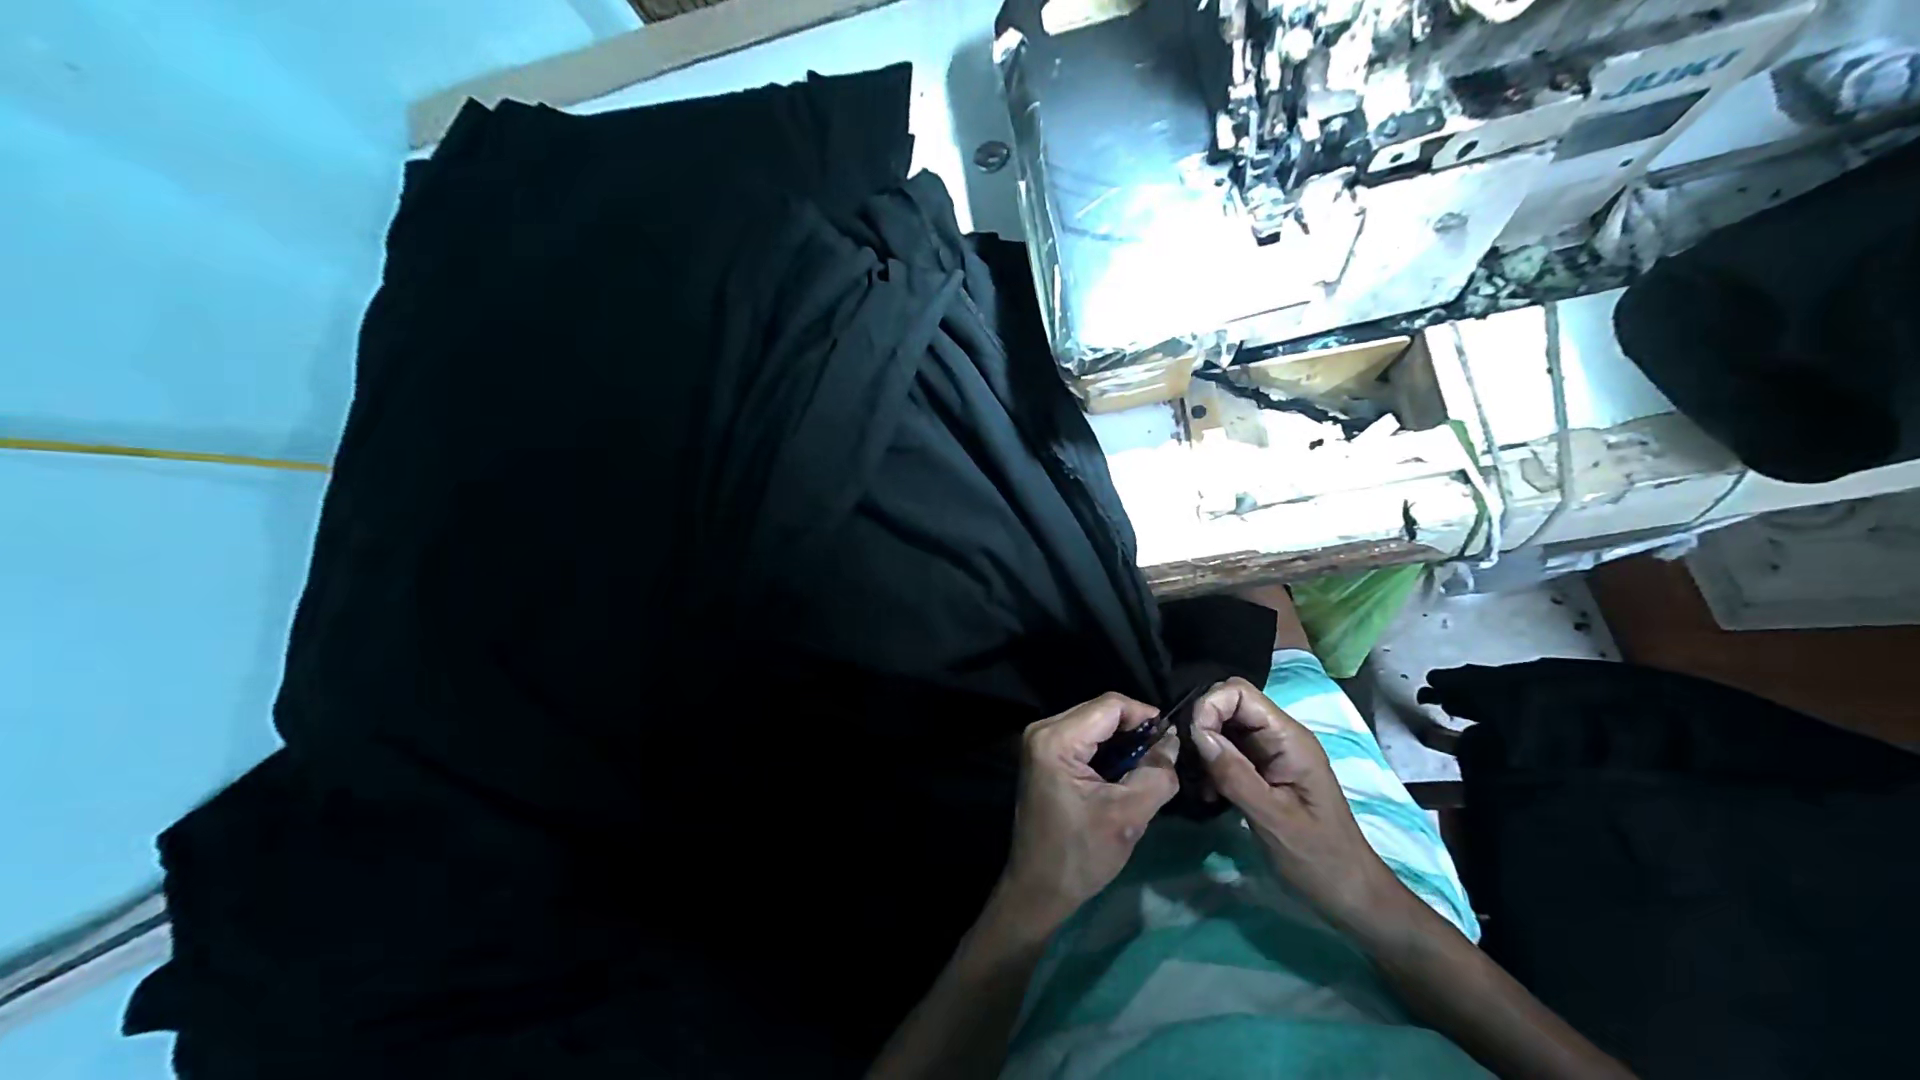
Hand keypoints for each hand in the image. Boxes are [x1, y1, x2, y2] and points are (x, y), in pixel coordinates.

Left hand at [1001, 693, 1180, 925]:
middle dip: (1135, 729)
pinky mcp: (1044, 755)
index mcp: (1056, 739)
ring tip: (1149, 765)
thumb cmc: (1080, 853)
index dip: (1146, 715)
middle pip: (1100, 711)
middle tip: (1164, 755)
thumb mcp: (1128, 815)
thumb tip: (1174, 743)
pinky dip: (1107, 749)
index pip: (1110, 705)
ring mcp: (1040, 742)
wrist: (1038, 887)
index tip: (1172, 740)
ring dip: (1123, 740)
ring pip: (1094, 723)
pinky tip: (1125, 771)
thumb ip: (1157, 773)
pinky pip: (1083, 738)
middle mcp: (1043, 730)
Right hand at [1190, 678, 1402, 928]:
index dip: (1209, 707)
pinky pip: (1226, 751)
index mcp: (1289, 739)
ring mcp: (1269, 754)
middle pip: (1228, 704)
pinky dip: (1210, 766)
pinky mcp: (1261, 772)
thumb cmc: (1319, 858)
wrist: (1350, 895)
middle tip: (1192, 764)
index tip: (1194, 743)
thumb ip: (1235, 774)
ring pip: (1222, 727)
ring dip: (1203, 749)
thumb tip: (1198, 733)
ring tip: (1201, 785)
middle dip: (1202, 725)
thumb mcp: (1274, 820)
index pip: (1239, 693)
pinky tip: (1209, 795)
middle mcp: (1278, 737)